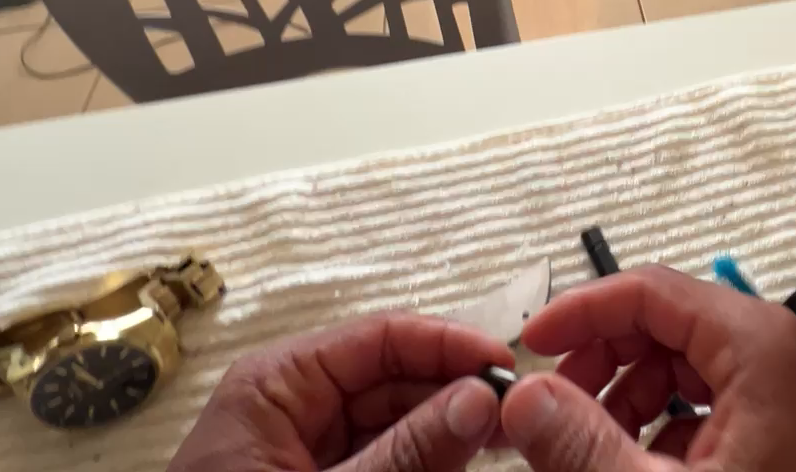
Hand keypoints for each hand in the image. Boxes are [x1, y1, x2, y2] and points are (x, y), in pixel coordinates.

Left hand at [168, 313, 512, 471]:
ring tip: (500, 438)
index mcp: (280, 382)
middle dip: (455, 392)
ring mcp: (308, 443)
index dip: (450, 344)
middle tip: (515, 413)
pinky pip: (386, 454)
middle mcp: (297, 400)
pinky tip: (460, 459)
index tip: (507, 364)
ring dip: (447, 427)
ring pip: (398, 417)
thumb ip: (406, 452)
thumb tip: (483, 398)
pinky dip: (425, 458)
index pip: (383, 337)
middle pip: (397, 376)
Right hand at [498, 266, 795, 471]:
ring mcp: (778, 381)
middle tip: (556, 401)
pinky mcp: (777, 418)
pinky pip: (703, 397)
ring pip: (679, 360)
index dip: (582, 310)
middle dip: (601, 358)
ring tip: (591, 444)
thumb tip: (529, 400)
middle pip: (662, 321)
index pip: (649, 289)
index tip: (535, 341)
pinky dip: (660, 423)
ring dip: (626, 396)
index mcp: (756, 342)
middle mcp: (772, 347)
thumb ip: (588, 448)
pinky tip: (637, 465)